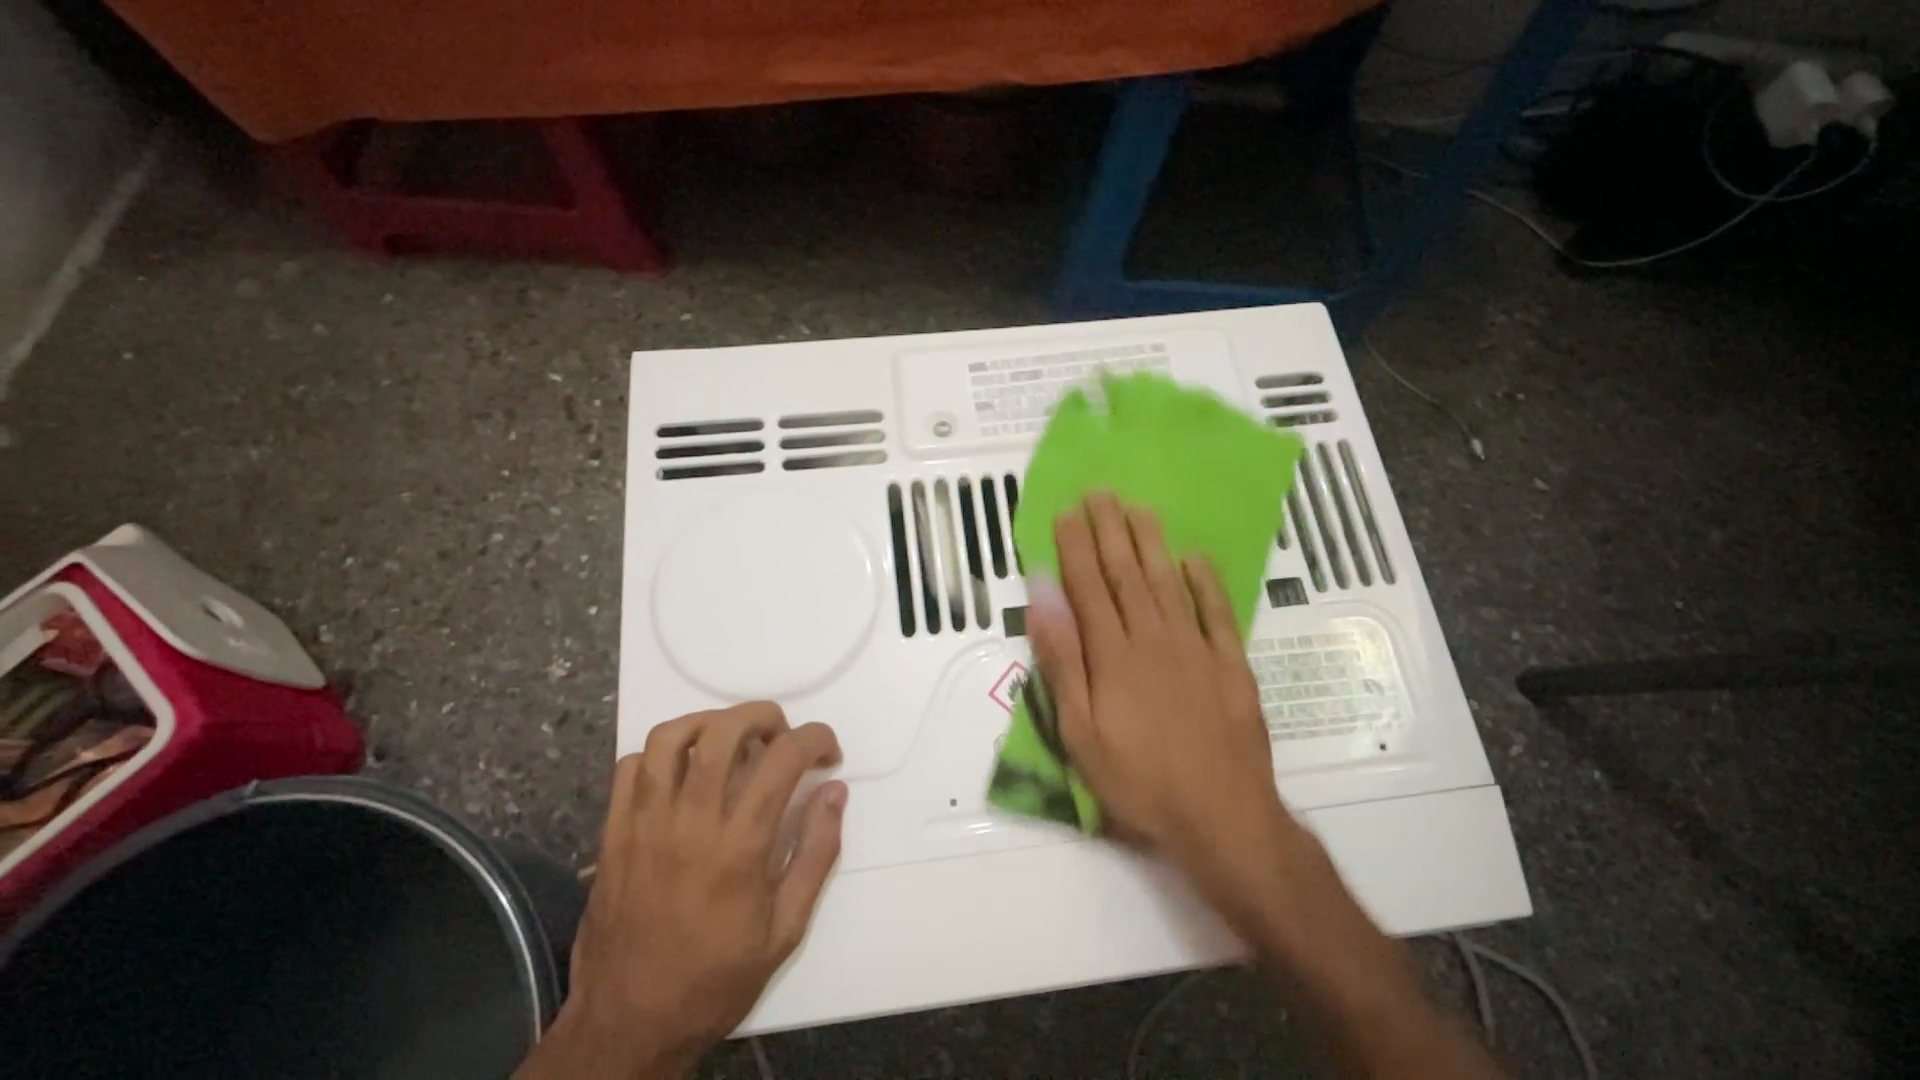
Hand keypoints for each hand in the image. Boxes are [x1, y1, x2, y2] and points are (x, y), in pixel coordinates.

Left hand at [517, 703, 844, 1079]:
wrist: (629, 1022)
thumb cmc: (716, 980)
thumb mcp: (785, 931)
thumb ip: (816, 855)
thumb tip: (835, 792)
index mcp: (739, 847)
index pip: (782, 760)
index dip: (814, 739)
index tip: (828, 753)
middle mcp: (690, 822)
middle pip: (724, 732)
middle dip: (763, 716)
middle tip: (782, 735)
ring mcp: (644, 824)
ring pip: (671, 738)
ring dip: (709, 723)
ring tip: (731, 740)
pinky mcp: (613, 833)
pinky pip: (631, 767)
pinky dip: (661, 753)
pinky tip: (682, 772)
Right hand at [1027, 494, 1304, 907]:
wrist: (1222, 814)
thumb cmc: (1138, 781)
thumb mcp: (1081, 732)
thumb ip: (1063, 660)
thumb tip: (1043, 598)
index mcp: (1112, 655)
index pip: (1088, 588)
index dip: (1076, 548)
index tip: (1067, 512)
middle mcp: (1154, 639)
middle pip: (1127, 575)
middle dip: (1110, 531)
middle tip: (1100, 493)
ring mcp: (1197, 649)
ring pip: (1168, 583)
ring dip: (1152, 544)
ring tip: (1139, 509)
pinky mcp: (1231, 665)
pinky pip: (1216, 612)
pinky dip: (1205, 582)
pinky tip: (1194, 559)